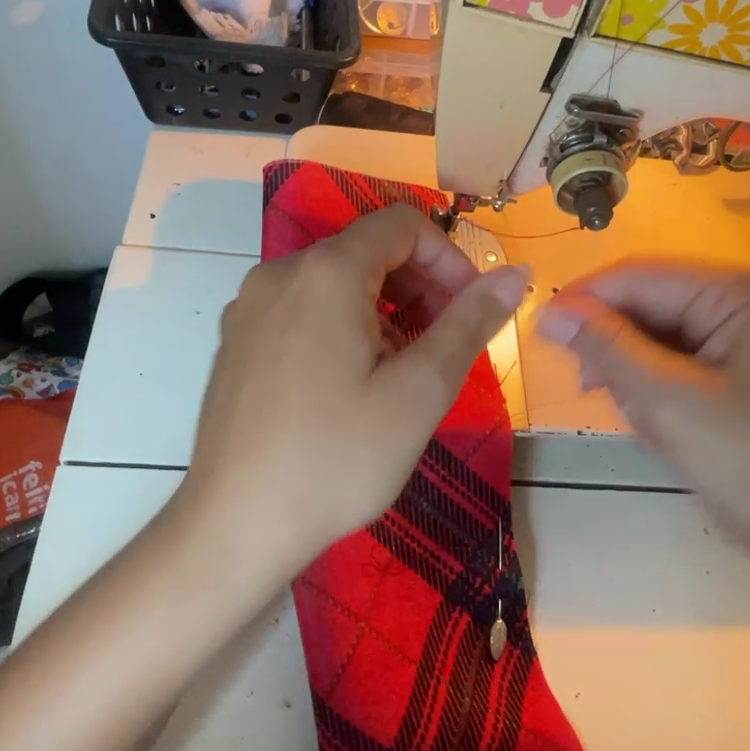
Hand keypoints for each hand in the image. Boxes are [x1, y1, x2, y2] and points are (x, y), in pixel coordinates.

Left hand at [183, 204, 527, 572]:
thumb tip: (514, 274)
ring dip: (382, 311)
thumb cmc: (336, 459)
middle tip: (444, 348)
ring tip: (401, 374)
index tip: (471, 312)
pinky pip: (301, 311)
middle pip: (366, 251)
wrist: (235, 525)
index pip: (402, 225)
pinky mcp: (235, 343)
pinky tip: (352, 387)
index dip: (450, 259)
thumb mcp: (419, 391)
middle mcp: (279, 274)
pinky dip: (341, 328)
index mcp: (325, 272)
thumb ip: (469, 323)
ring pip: (333, 284)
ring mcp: (248, 308)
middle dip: (418, 287)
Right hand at [536, 260, 749, 554]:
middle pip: (646, 306)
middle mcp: (739, 305)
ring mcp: (740, 343)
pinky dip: (655, 395)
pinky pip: (674, 369)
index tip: (535, 332)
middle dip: (615, 347)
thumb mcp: (668, 400)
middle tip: (593, 390)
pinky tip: (660, 430)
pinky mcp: (736, 379)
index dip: (583, 300)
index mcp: (734, 293)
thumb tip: (546, 311)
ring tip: (643, 421)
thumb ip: (606, 348)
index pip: (638, 276)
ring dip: (634, 377)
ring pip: (654, 341)